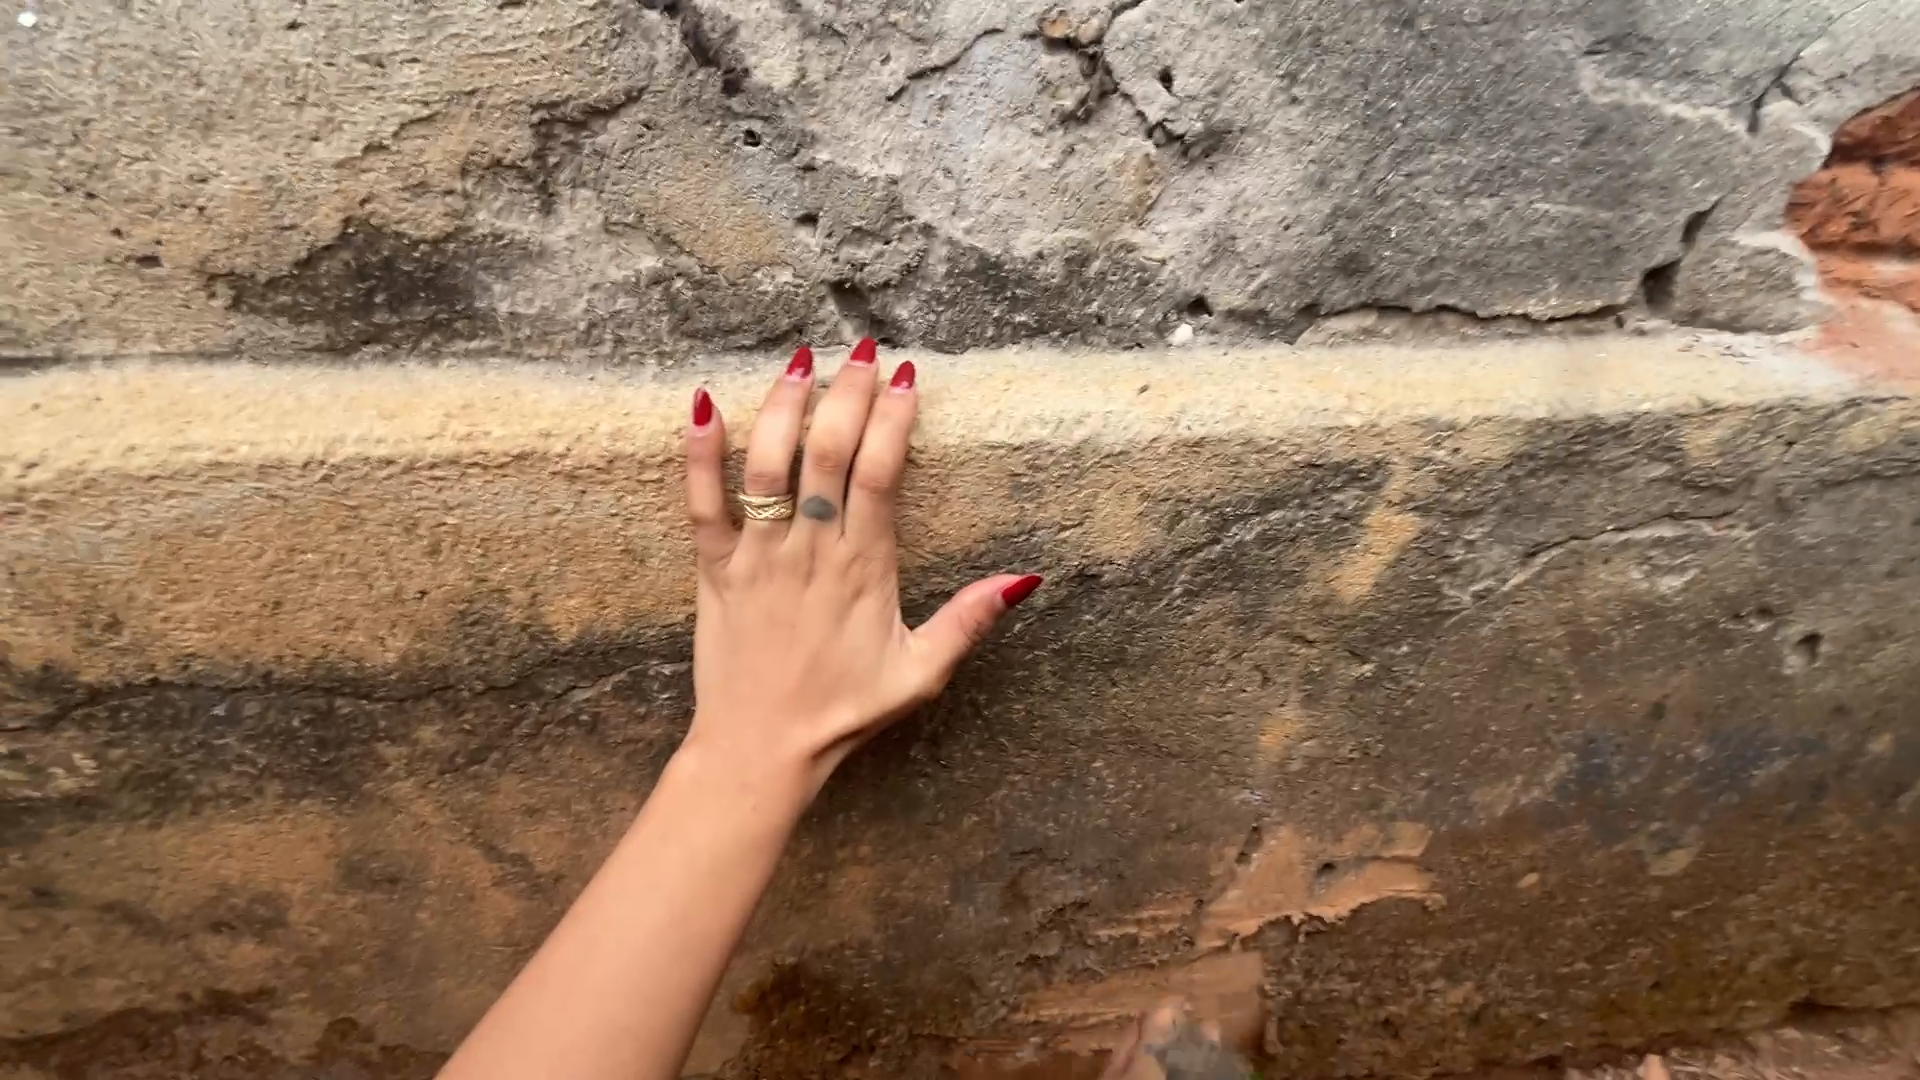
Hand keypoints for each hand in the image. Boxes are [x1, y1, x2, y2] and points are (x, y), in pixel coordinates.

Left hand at [681, 339, 1042, 792]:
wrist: (760, 749)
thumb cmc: (843, 710)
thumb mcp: (921, 674)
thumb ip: (968, 622)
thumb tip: (1022, 580)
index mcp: (863, 569)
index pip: (880, 474)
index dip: (893, 419)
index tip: (905, 377)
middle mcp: (810, 551)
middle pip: (828, 453)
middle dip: (847, 393)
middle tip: (862, 351)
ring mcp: (757, 557)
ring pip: (767, 464)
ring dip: (783, 405)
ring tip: (802, 360)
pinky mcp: (715, 569)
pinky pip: (701, 504)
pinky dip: (698, 454)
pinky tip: (702, 403)